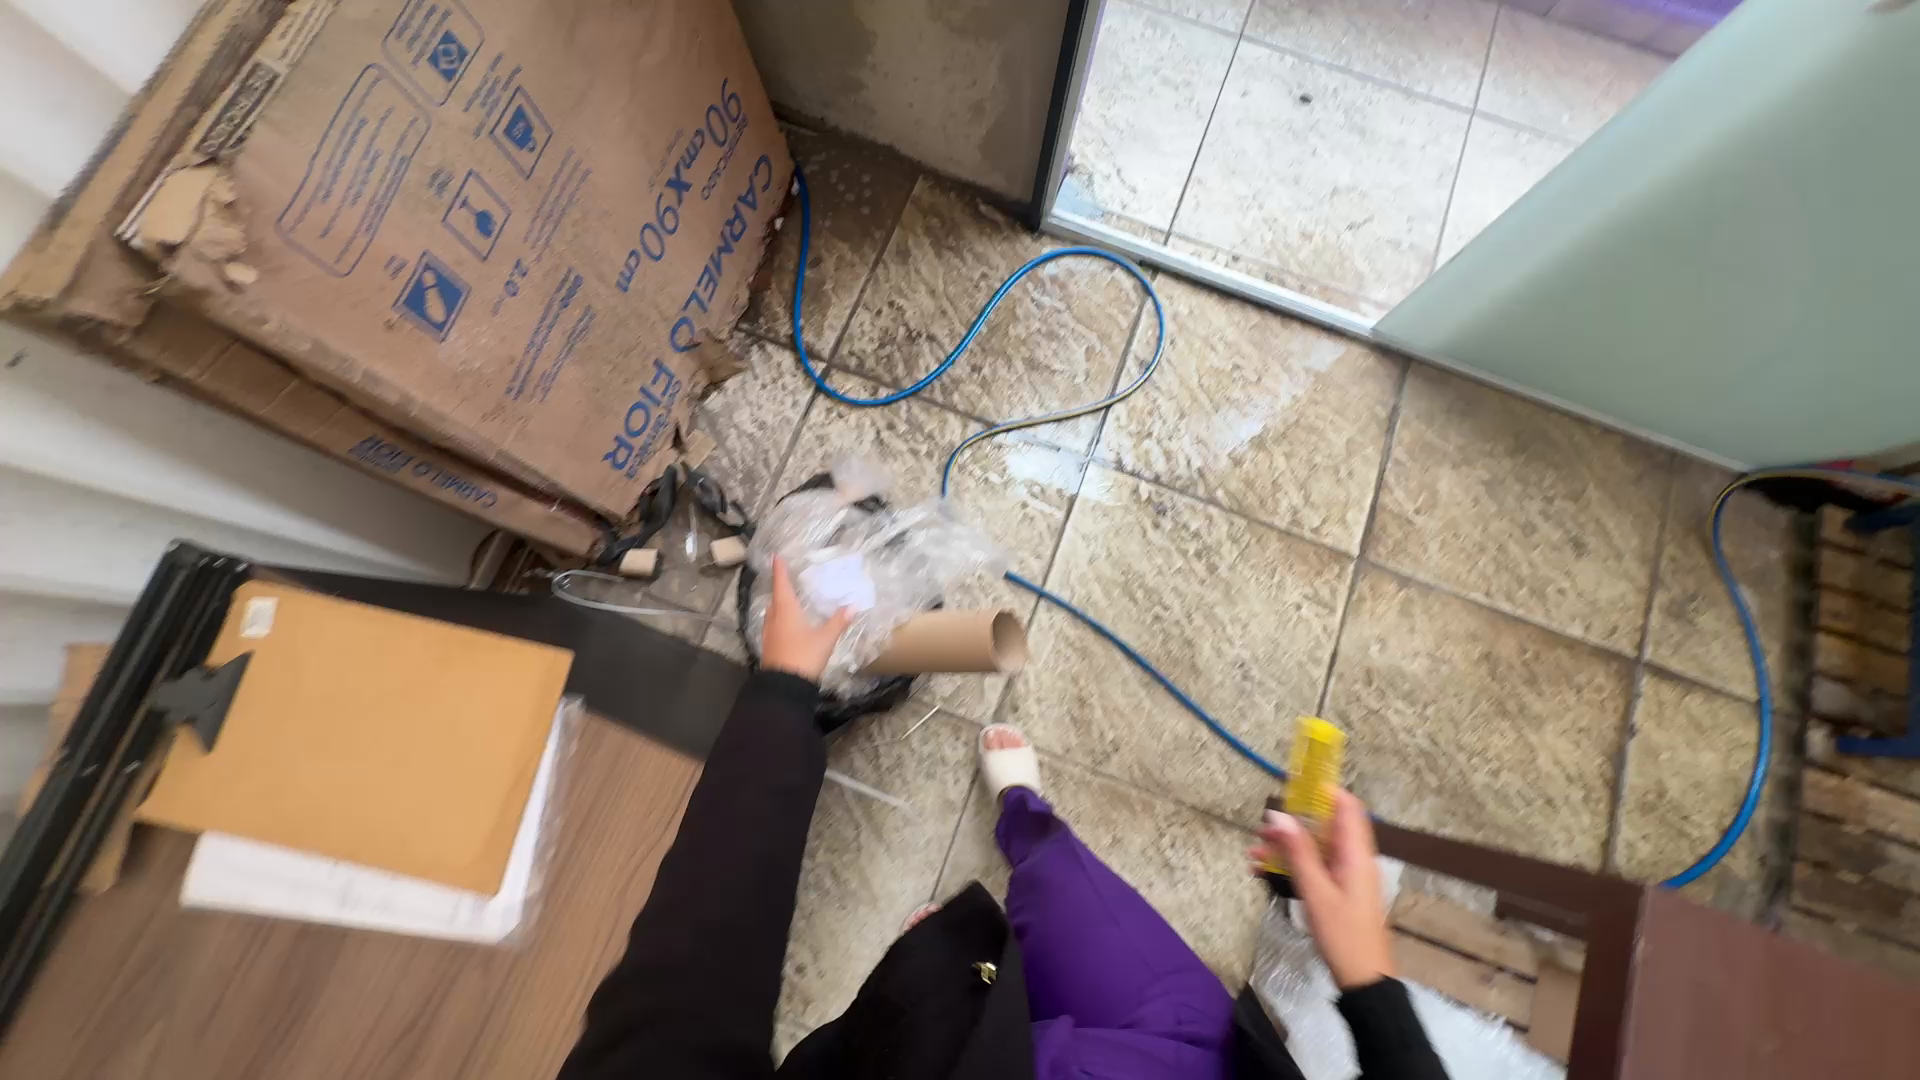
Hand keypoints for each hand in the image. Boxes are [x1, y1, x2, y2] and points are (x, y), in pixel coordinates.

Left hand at [760, 555, 852, 680]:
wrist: (784, 686)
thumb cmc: (804, 655)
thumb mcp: (826, 638)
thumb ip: (839, 622)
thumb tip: (853, 606)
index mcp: (786, 611)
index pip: (782, 585)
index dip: (779, 570)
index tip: (775, 557)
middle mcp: (774, 618)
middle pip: (775, 598)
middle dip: (780, 587)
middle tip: (786, 578)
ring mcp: (769, 634)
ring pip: (772, 612)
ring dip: (778, 604)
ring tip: (788, 600)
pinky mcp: (770, 646)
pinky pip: (774, 625)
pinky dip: (780, 618)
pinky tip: (788, 624)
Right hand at [1249, 789, 1393, 989]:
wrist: (1364, 981)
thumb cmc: (1343, 934)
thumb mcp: (1316, 891)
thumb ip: (1298, 851)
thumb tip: (1279, 814)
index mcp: (1356, 854)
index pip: (1347, 807)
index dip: (1324, 791)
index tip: (1294, 786)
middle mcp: (1353, 859)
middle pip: (1323, 826)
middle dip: (1292, 823)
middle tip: (1261, 830)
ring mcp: (1346, 875)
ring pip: (1314, 847)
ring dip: (1285, 846)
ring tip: (1253, 853)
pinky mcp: (1338, 890)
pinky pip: (1313, 866)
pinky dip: (1290, 864)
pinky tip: (1261, 871)